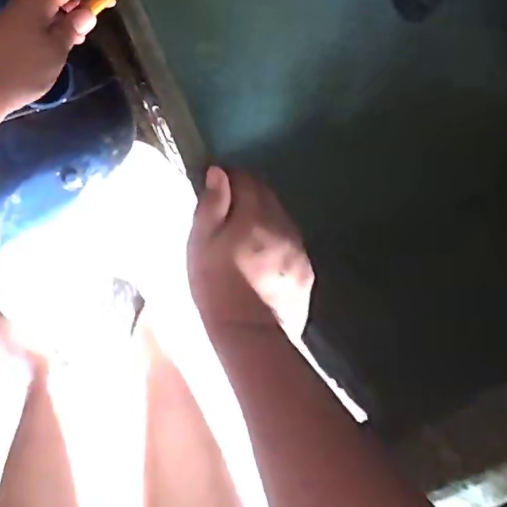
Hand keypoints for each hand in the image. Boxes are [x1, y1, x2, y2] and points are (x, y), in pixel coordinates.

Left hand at [0, 0, 99, 117]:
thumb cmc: (22, 70)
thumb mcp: (56, 50)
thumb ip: (72, 27)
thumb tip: (87, 11)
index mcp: (36, 0)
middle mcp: (21, 2)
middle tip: (86, 11)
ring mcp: (10, 16)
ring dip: (59, 7)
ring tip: (76, 32)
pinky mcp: (4, 31)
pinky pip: (30, 14)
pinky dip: (47, 19)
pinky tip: (55, 41)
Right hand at [188, 167, 312, 339]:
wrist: (250, 333)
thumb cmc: (215, 282)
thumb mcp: (201, 240)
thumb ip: (212, 204)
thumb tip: (219, 173)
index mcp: (254, 215)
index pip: (246, 179)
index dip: (230, 175)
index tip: (216, 180)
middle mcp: (282, 226)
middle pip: (268, 194)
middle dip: (248, 190)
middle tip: (226, 200)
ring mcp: (298, 249)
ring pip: (281, 216)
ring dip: (263, 212)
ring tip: (242, 225)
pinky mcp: (306, 270)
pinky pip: (290, 239)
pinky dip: (275, 234)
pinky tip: (260, 249)